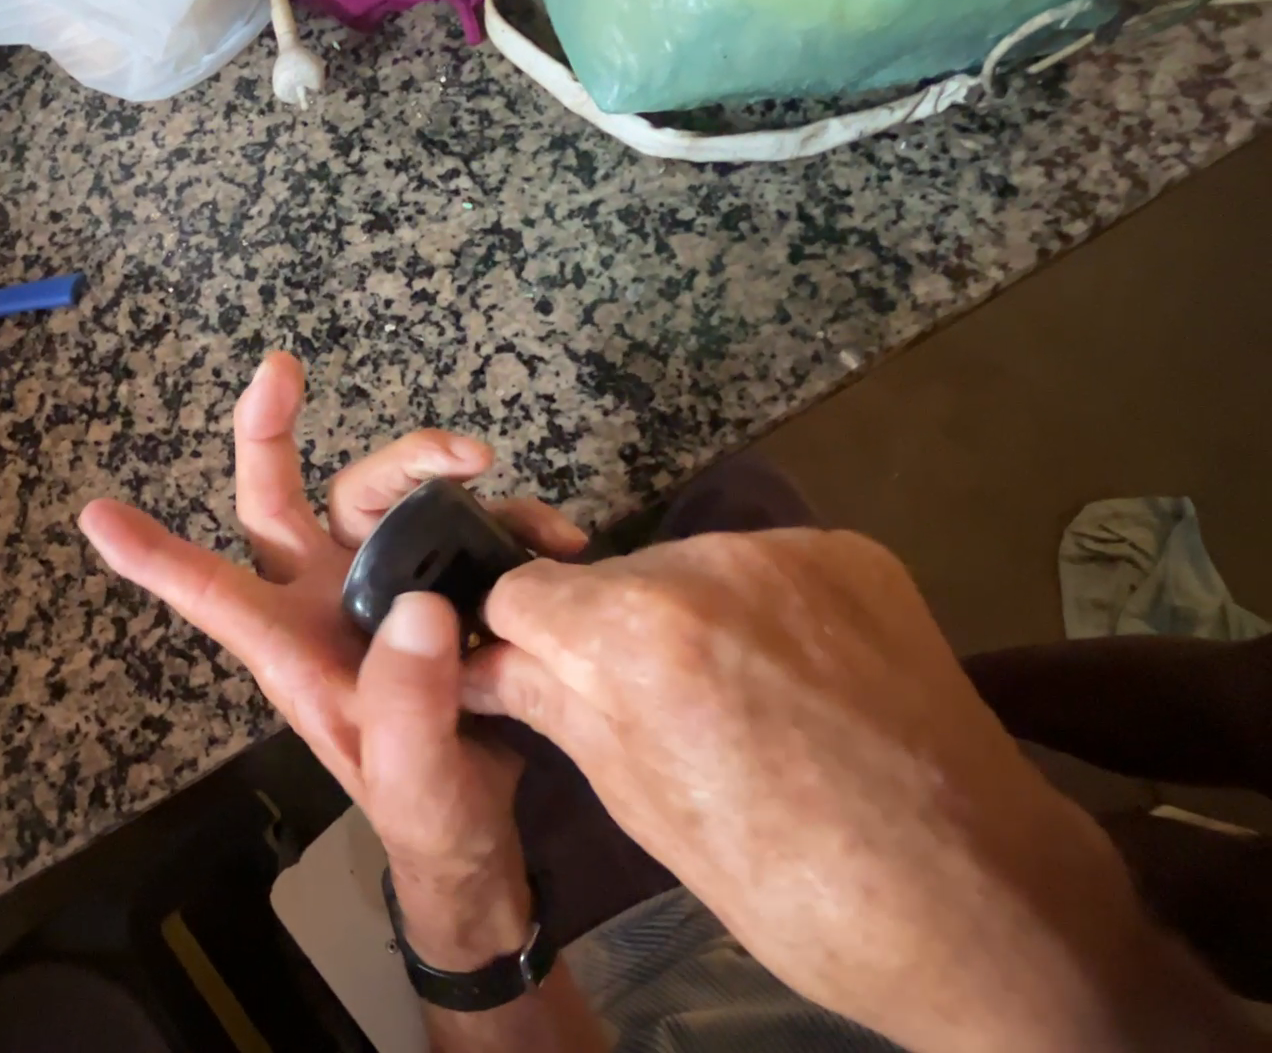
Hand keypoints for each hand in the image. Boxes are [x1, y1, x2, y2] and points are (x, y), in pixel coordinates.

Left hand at [78, 352, 583, 909]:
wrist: (478, 818)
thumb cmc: (424, 809)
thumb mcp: (412, 775)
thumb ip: (409, 708)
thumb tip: (417, 609)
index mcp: (289, 646)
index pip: (211, 592)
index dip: (154, 555)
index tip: (96, 515)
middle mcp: (323, 599)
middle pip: (282, 502)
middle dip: (270, 432)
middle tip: (281, 367)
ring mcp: (380, 583)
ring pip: (378, 494)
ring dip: (423, 464)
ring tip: (481, 460)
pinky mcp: (439, 578)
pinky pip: (458, 522)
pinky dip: (503, 515)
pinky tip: (555, 533)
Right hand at [466, 530, 1247, 1052]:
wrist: (983, 902)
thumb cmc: (778, 880)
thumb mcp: (631, 795)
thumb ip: (542, 698)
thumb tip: (467, 662)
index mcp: (635, 633)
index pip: (518, 588)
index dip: (520, 637)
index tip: (543, 676)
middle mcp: (704, 561)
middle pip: (597, 577)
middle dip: (596, 630)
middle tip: (644, 705)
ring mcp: (785, 548)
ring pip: (670, 567)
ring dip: (669, 616)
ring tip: (724, 692)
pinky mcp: (848, 549)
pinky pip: (748, 566)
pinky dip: (741, 607)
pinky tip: (784, 671)